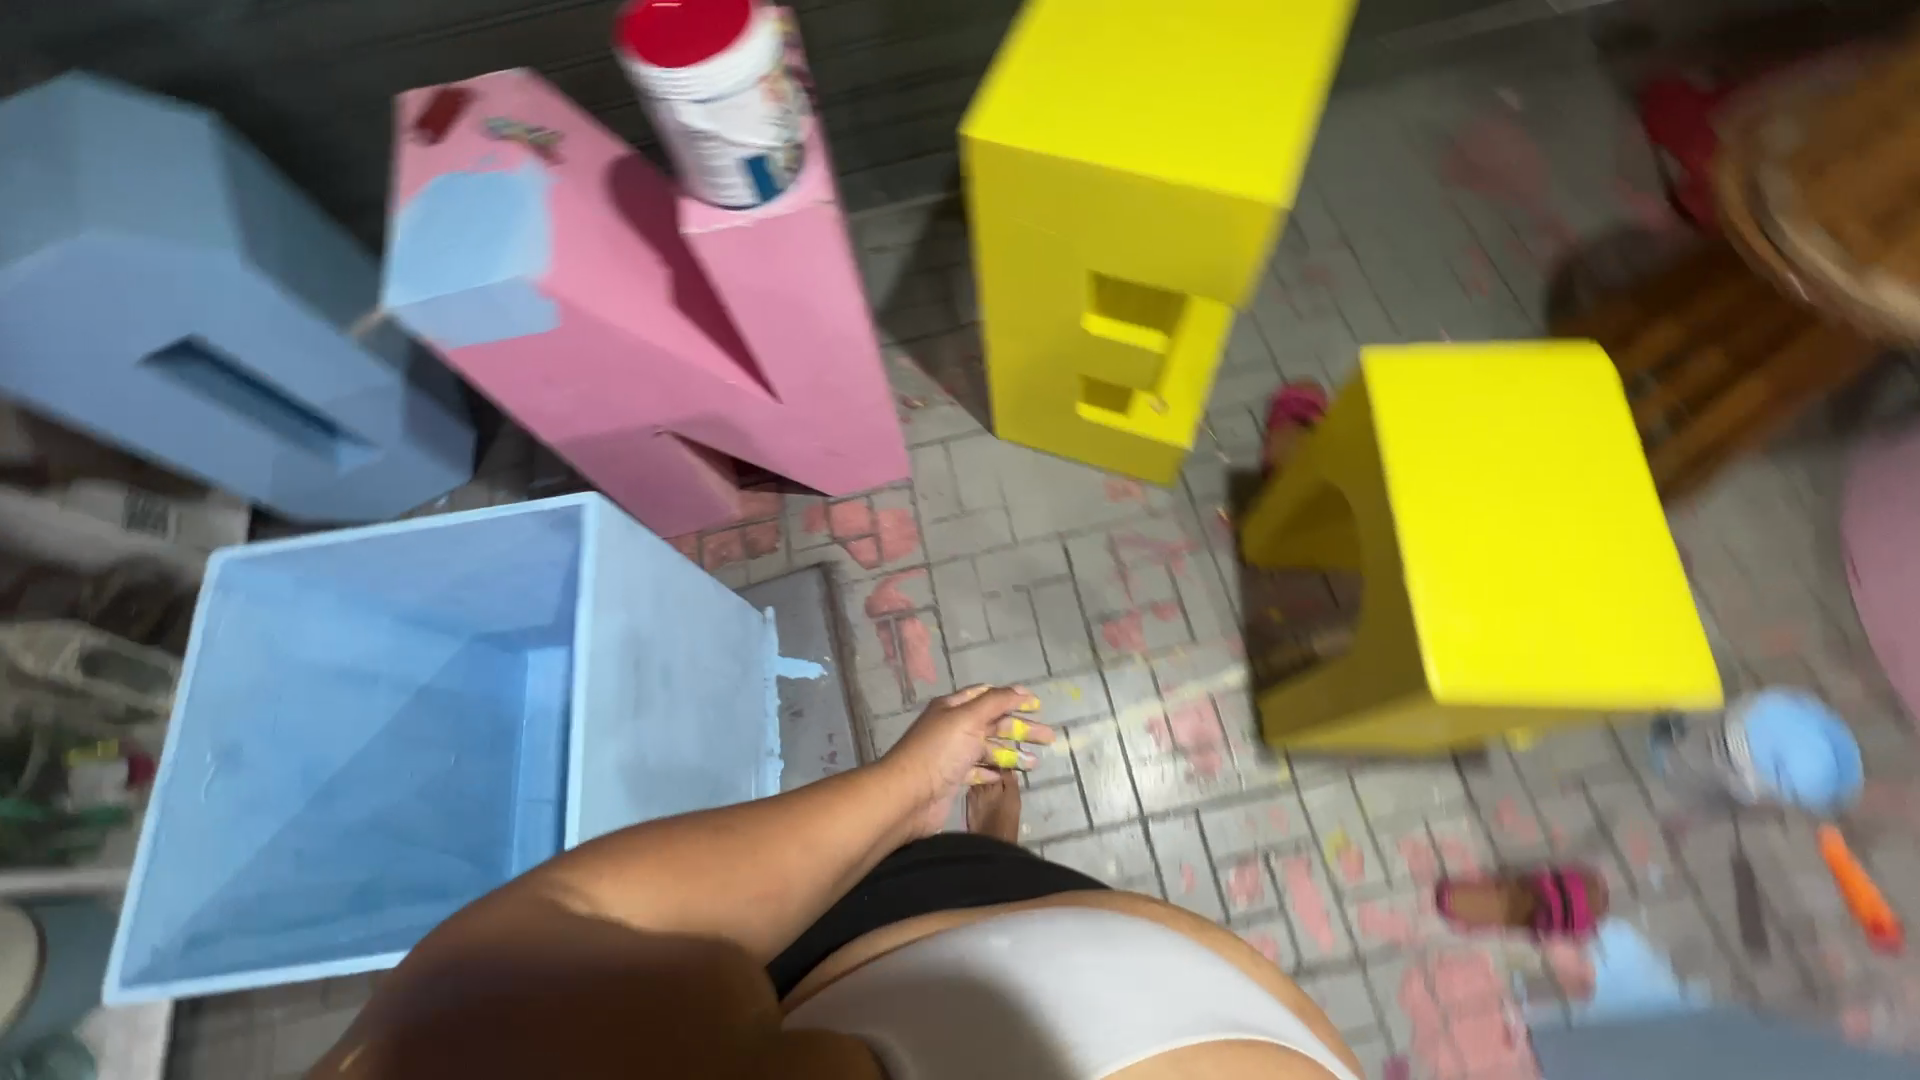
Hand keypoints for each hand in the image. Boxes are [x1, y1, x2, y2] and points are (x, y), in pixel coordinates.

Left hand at [883, 685, 1054, 837]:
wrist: (908, 796)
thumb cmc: (939, 751)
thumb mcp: (969, 718)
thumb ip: (996, 702)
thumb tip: (1021, 690)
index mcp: (953, 707)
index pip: (987, 696)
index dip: (1012, 698)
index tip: (1037, 705)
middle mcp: (953, 728)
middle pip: (992, 723)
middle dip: (1020, 728)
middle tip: (1048, 738)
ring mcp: (952, 755)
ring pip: (988, 749)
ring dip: (1012, 752)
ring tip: (1035, 763)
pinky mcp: (953, 779)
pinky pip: (978, 771)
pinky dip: (994, 771)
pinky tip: (1008, 775)